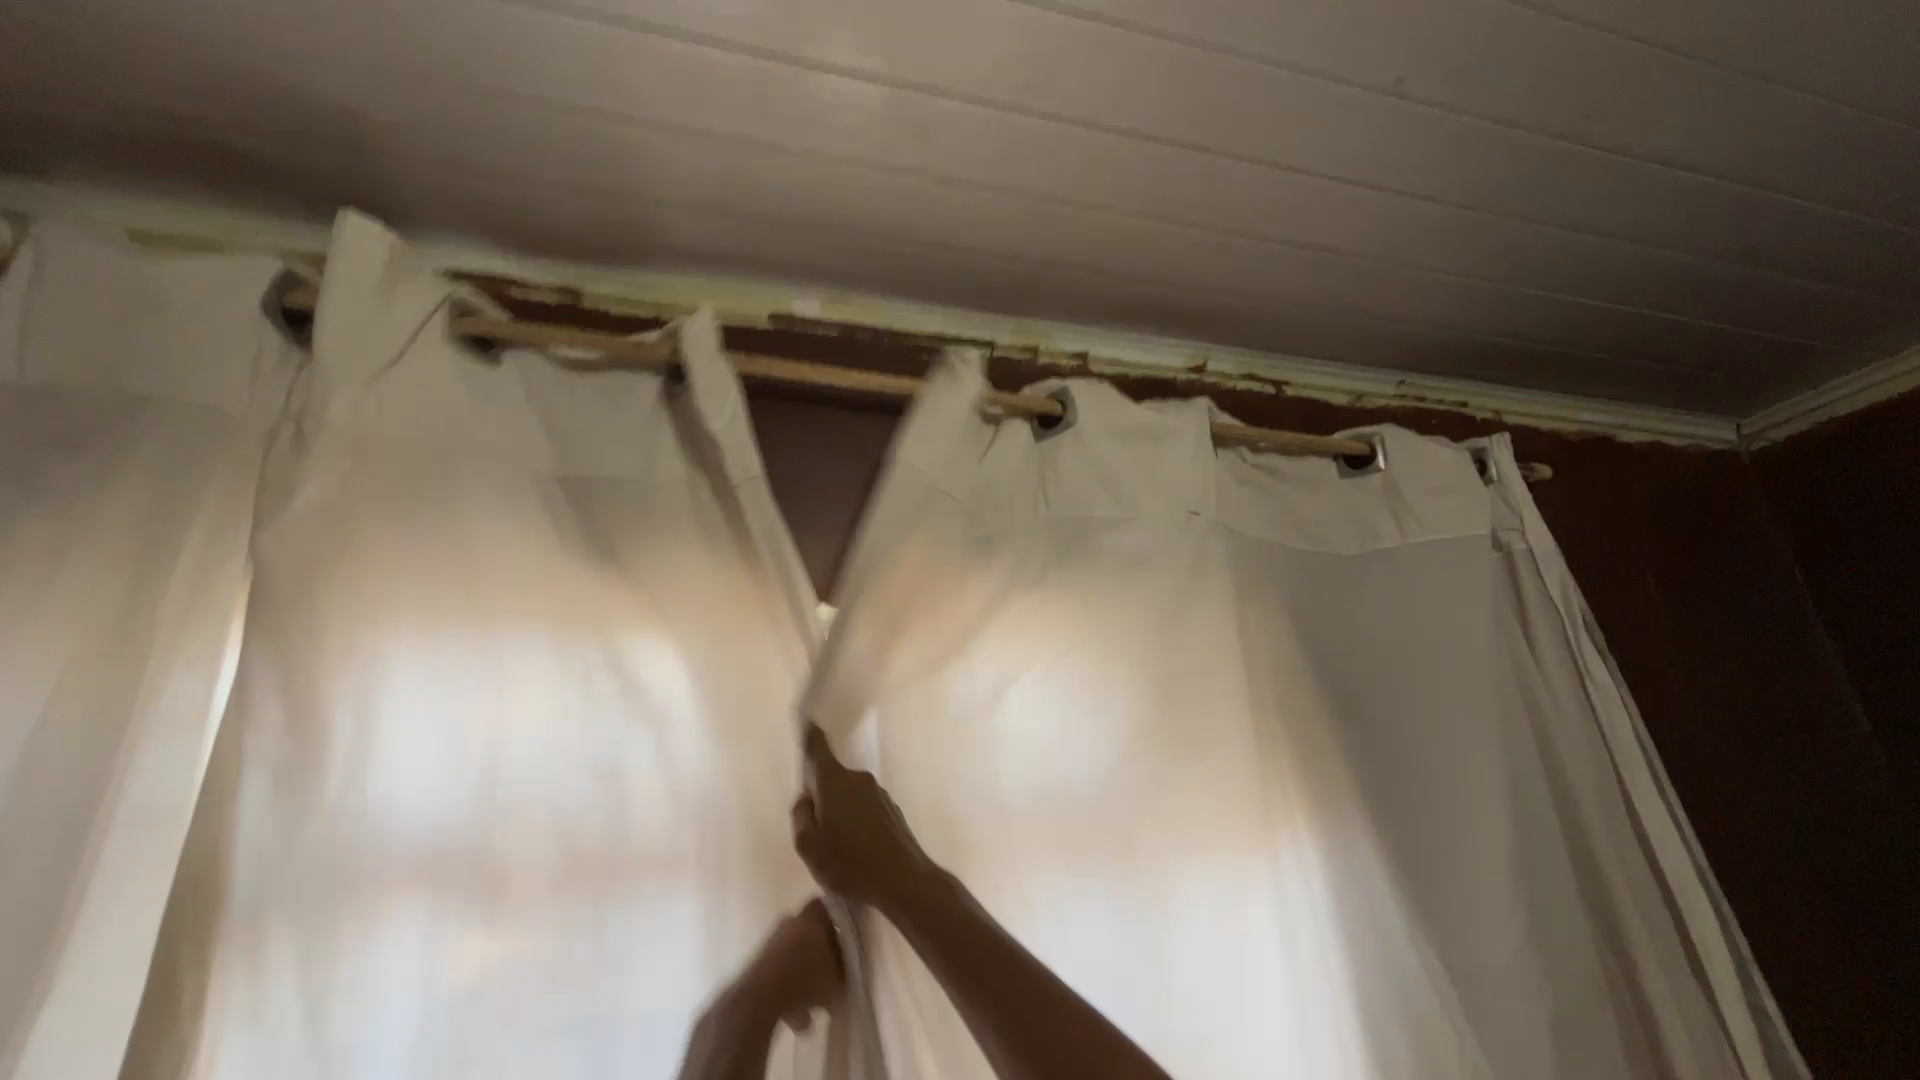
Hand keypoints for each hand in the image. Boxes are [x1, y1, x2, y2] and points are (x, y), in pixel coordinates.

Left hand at [742, 898, 842, 1033]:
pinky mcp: (757, 966)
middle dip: (825, 955)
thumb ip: (847, 968)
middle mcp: (790, 924)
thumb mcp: (838, 977)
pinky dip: (790, 992)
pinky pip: (781, 975)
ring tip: (818, 1008)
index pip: (830, 907)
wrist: (757, 1001)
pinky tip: (798, 1021)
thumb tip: (850, 965)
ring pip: (796, 958)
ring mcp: (771, 944)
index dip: (842, 921)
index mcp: (811, 917)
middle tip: (836, 974)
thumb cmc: (805, 982)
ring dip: (807, 979)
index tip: (851, 938)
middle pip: (813, 934)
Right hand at [792, 723, 938, 912]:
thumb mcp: (809, 847)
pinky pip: (865, 810)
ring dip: (842, 814)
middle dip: (822, 798)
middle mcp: (859, 779)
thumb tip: (806, 800)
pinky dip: (858, 824)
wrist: (903, 881)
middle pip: (833, 780)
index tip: (808, 723)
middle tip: (817, 833)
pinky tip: (858, 853)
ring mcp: (879, 794)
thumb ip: (801, 818)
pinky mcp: (893, 811)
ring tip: (839, 851)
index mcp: (835, 782)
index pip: (819, 749)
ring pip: (850, 797)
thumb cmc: (849, 864)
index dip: (811, 736)